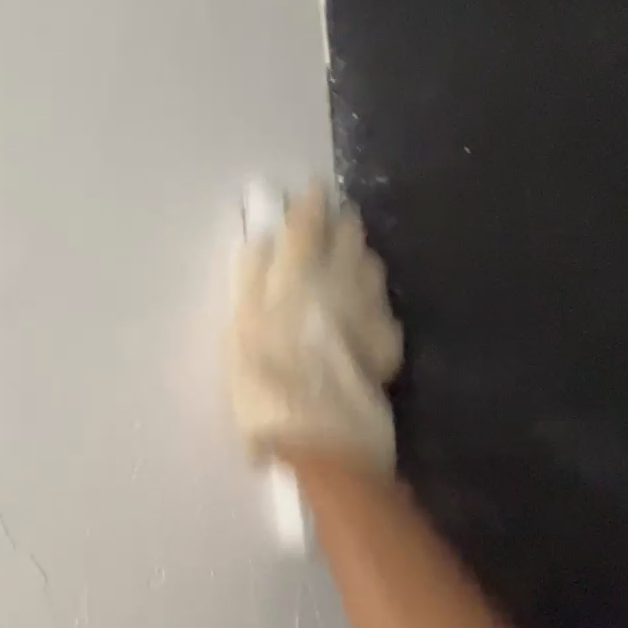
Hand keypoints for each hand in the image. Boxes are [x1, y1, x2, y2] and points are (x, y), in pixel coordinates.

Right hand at [227, 183, 402, 472]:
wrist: (322, 439)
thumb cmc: (267, 385)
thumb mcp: (242, 331)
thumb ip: (251, 282)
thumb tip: (260, 241)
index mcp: (300, 278)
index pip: (308, 227)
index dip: (310, 205)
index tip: (312, 188)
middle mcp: (341, 286)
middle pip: (347, 241)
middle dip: (341, 222)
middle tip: (334, 213)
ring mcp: (368, 314)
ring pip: (370, 269)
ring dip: (360, 253)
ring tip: (352, 249)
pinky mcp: (385, 344)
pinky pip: (382, 307)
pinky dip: (372, 297)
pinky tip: (366, 305)